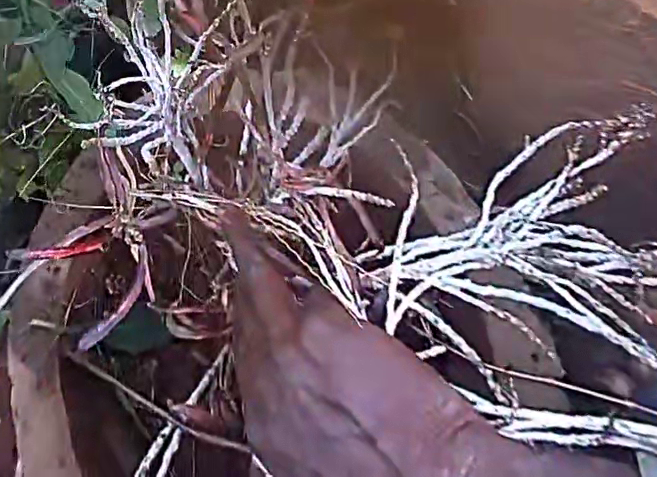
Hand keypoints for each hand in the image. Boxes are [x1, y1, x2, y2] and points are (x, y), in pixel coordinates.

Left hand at [224, 212, 628, 476]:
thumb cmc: (423, 416)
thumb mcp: (374, 335)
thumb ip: (328, 307)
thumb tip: (307, 293)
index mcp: (312, 331)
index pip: (266, 271)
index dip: (248, 242)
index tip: (232, 219)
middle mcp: (280, 364)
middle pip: (247, 303)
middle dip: (249, 276)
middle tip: (251, 256)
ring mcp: (267, 403)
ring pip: (241, 341)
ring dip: (248, 314)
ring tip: (257, 298)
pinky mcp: (264, 436)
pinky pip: (245, 382)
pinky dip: (252, 359)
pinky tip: (265, 353)